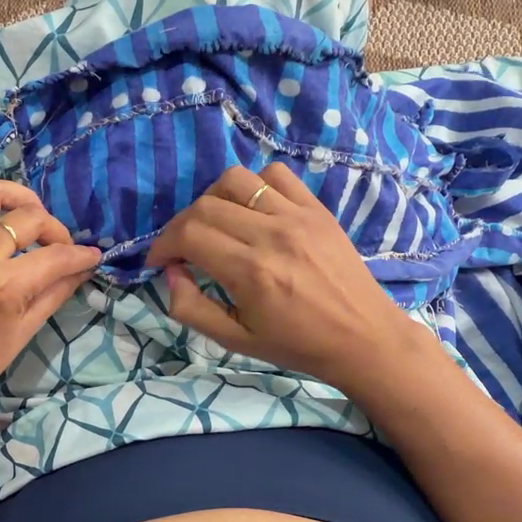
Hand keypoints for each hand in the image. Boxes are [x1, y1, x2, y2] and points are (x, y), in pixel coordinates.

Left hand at [0, 138, 103, 419]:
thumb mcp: (26, 330)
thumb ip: (56, 290)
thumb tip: (84, 265)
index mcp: (5, 283)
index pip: (56, 253)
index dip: (80, 254)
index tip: (92, 256)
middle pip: (26, 218)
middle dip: (52, 229)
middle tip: (58, 247)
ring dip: (12, 197)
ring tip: (24, 212)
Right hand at [144, 163, 436, 390]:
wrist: (361, 337)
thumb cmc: (294, 344)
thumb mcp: (234, 340)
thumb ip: (191, 308)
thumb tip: (172, 273)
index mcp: (250, 272)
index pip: (188, 234)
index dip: (163, 244)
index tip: (160, 261)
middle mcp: (272, 235)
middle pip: (205, 206)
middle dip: (180, 226)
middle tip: (181, 249)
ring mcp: (298, 216)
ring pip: (236, 180)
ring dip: (212, 199)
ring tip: (214, 226)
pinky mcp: (317, 209)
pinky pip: (275, 177)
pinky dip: (252, 187)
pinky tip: (251, 212)